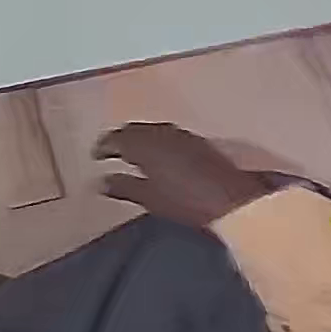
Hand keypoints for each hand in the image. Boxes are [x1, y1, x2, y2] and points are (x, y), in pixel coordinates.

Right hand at [93, 122, 271, 226]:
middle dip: (119, 139)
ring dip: (138, 139)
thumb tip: (100, 181)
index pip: (114, 138)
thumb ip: (121, 186)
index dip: (102, 147)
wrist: (235, 201)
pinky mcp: (196, 142)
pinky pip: (166, 134)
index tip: (95, 156)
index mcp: (142, 143)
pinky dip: (155, 141)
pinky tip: (158, 155)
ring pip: (150, 130)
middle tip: (110, 153)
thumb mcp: (148, 197)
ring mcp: (180, 134)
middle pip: (131, 130)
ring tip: (132, 154)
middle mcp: (159, 132)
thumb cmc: (184, 200)